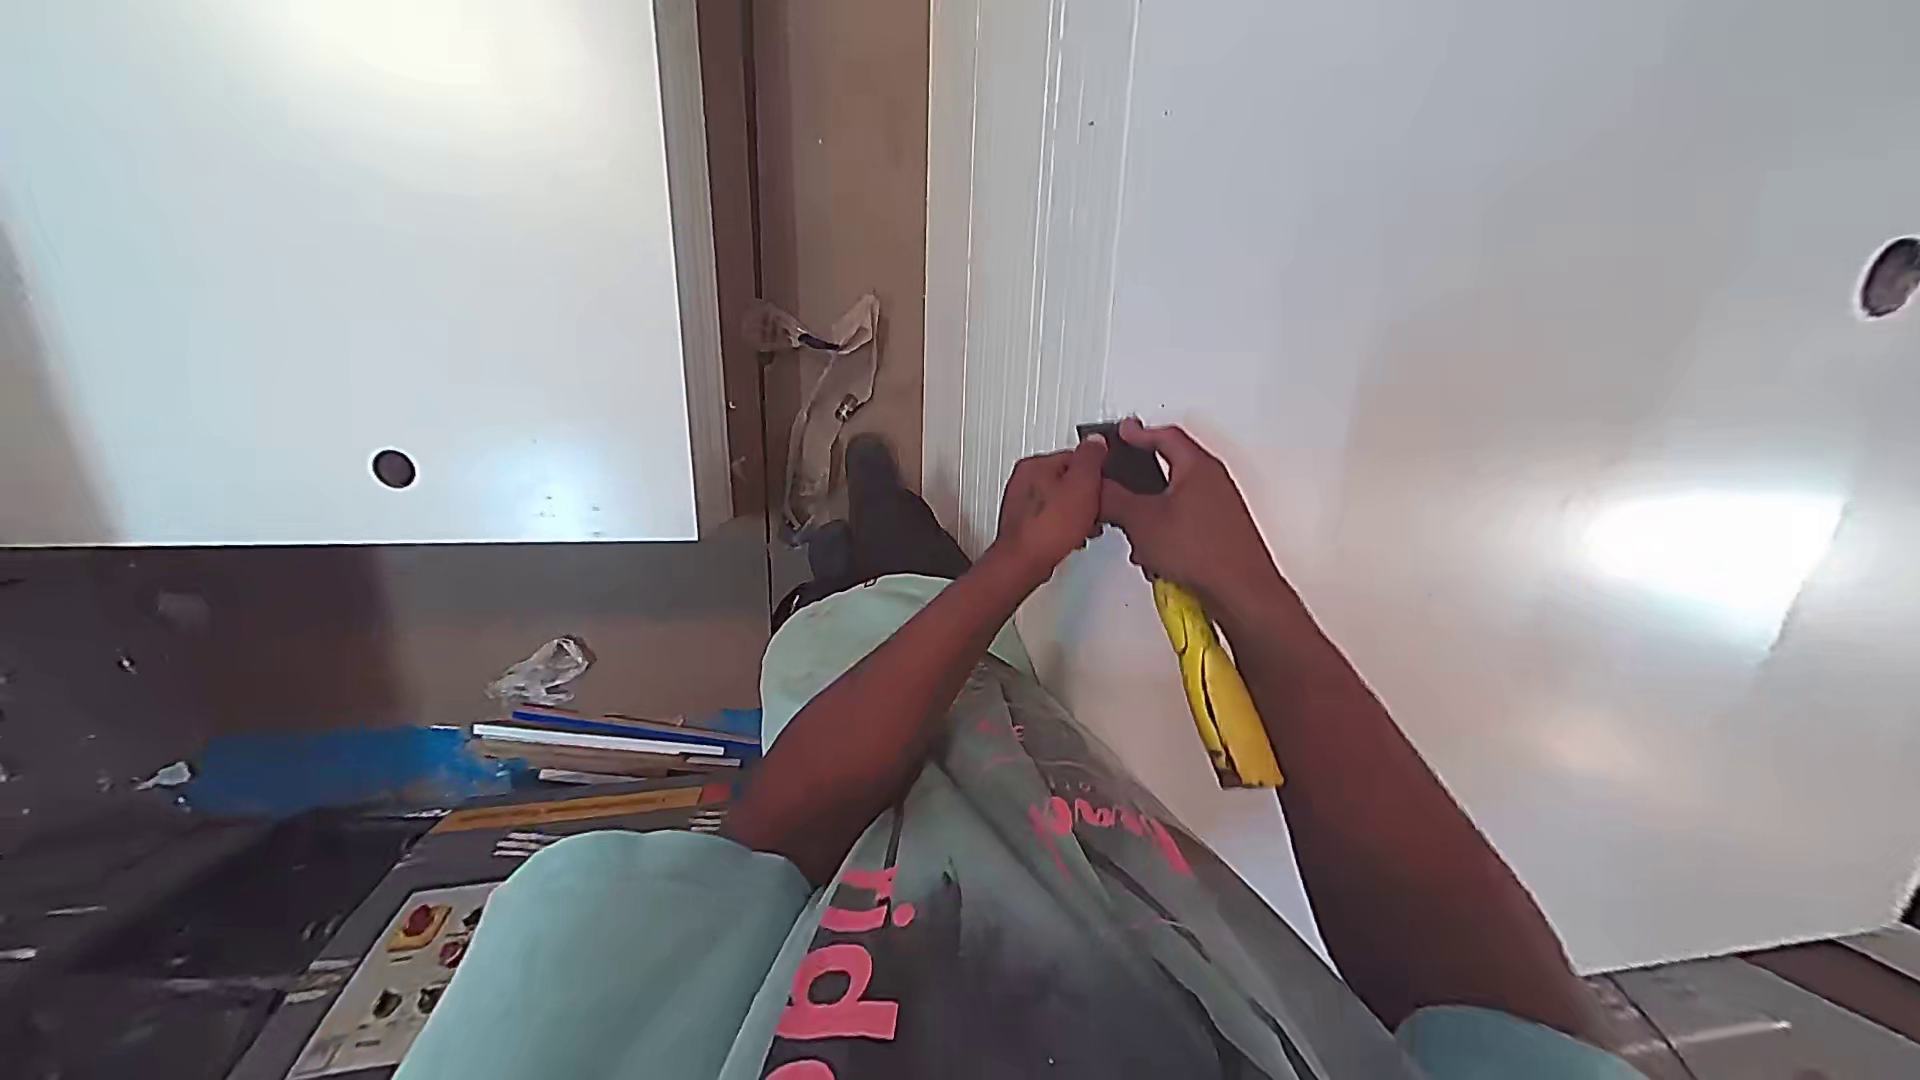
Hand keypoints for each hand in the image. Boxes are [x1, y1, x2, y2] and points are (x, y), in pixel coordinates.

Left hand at [989, 436, 1108, 582]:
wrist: (1025, 562)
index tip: (1103, 487)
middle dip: (1085, 496)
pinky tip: (1071, 537)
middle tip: (1093, 508)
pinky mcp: (1023, 526)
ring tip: (1084, 526)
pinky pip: (1051, 520)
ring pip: (1059, 502)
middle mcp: (1022, 481)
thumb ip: (1091, 458)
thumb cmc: (1047, 528)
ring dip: (1077, 514)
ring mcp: (1021, 504)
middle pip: (1066, 480)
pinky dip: (1063, 527)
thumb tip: (1096, 441)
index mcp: (1034, 464)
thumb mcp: (1083, 484)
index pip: (1074, 456)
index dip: (1095, 474)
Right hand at [1098, 419, 1287, 613]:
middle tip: (1124, 473)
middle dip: (1140, 481)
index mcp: (1197, 467)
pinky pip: (1182, 522)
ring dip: (1150, 514)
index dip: (1138, 433)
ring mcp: (1217, 508)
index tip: (1124, 432)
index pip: (1165, 436)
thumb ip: (1114, 498)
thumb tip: (1098, 487)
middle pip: (1170, 466)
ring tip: (1136, 530)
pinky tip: (1154, 555)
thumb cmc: (1206, 552)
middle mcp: (1212, 482)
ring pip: (1173, 499)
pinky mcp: (1217, 532)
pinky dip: (1163, 533)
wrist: (1239, 591)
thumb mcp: (1142, 520)